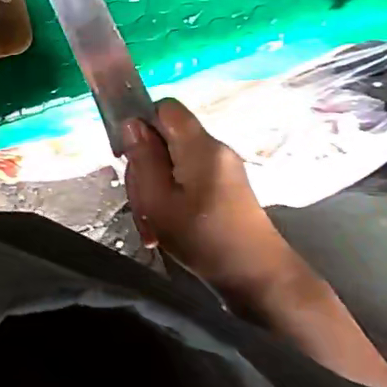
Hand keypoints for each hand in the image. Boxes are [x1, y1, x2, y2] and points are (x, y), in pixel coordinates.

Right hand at [122, 100, 298, 299]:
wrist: (259, 279)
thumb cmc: (204, 238)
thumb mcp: (158, 200)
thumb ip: (143, 158)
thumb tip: (131, 124)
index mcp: (199, 146)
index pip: (165, 107)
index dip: (141, 123)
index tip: (127, 155)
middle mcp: (214, 149)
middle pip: (166, 138)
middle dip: (145, 166)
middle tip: (141, 201)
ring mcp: (222, 169)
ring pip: (173, 163)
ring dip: (155, 188)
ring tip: (152, 223)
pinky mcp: (225, 188)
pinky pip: (187, 180)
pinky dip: (172, 198)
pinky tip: (166, 227)